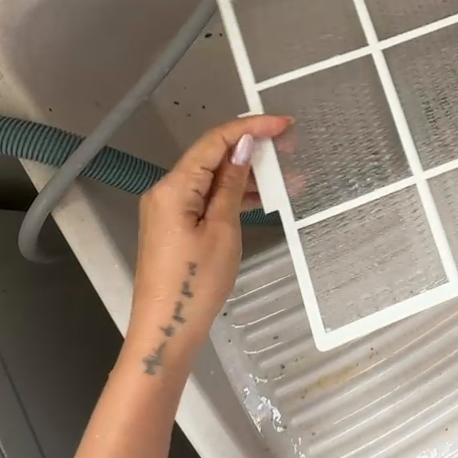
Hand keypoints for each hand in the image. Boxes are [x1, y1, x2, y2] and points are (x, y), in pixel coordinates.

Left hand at [130, 114, 290, 368]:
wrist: (166, 333)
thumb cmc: (197, 282)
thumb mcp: (223, 229)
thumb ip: (232, 184)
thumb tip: (244, 145)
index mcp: (175, 187)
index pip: (215, 141)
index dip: (251, 127)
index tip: (284, 124)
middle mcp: (167, 191)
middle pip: (212, 155)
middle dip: (251, 148)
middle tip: (290, 147)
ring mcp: (170, 209)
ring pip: (213, 177)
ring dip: (247, 175)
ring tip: (287, 177)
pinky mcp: (176, 225)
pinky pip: (208, 197)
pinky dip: (235, 195)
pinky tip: (264, 199)